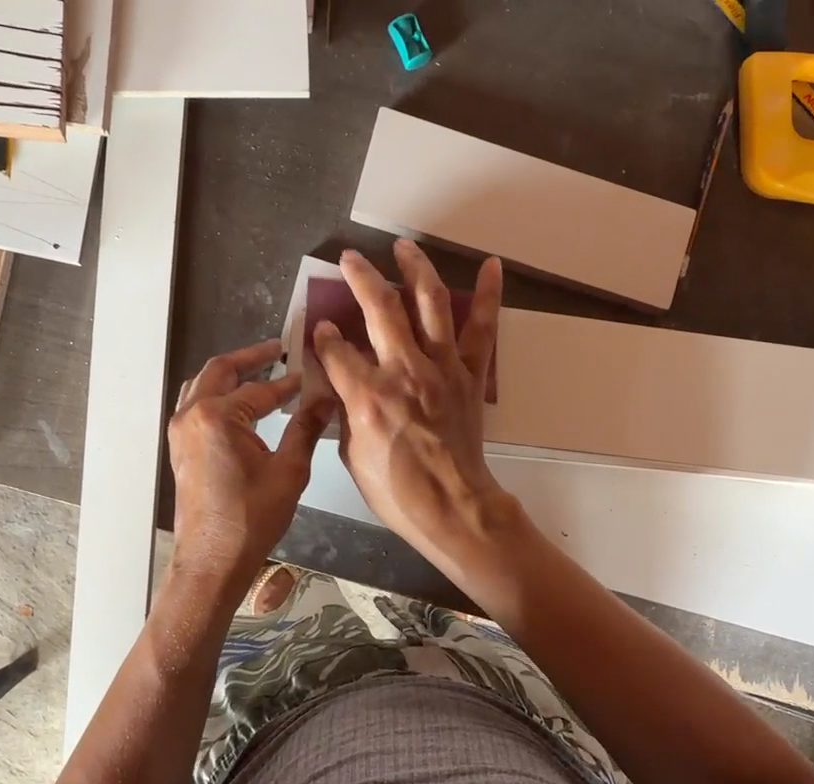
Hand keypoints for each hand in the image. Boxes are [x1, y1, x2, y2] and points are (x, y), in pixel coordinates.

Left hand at [167, 340, 328, 586]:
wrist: (214, 558)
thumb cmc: (252, 517)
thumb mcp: (289, 472)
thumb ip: (305, 429)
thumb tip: (325, 398)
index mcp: (218, 417)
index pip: (260, 389)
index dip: (289, 383)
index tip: (310, 374)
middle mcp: (192, 415)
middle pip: (220, 371)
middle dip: (251, 358)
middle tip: (278, 350)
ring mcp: (180, 432)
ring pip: (202, 386)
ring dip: (229, 374)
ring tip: (257, 371)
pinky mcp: (179, 448)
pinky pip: (195, 406)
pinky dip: (216, 395)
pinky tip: (238, 404)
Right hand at [312, 239, 518, 567]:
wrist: (452, 506)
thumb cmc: (396, 490)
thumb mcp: (353, 455)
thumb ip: (347, 412)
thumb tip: (345, 387)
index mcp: (368, 396)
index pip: (338, 351)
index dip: (325, 338)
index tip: (322, 330)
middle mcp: (404, 372)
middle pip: (379, 310)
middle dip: (360, 279)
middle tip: (349, 259)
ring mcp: (442, 369)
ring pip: (429, 304)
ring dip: (415, 269)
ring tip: (404, 248)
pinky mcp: (470, 375)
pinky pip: (481, 329)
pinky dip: (488, 295)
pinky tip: (491, 266)